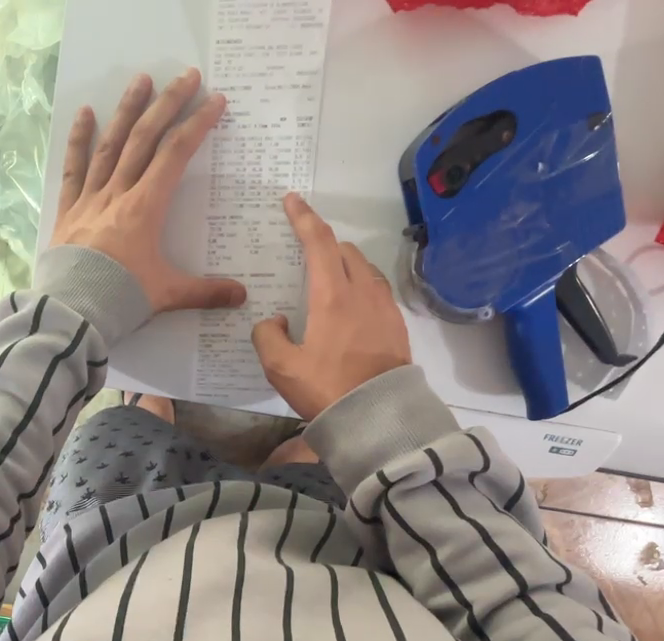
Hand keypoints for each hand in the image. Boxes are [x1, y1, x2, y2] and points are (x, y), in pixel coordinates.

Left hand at [54, 70, 246, 313]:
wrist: (72, 311)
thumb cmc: (120, 299)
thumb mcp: (167, 295)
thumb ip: (205, 292)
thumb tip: (242, 296)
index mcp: (145, 208)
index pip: (175, 155)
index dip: (197, 125)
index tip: (214, 102)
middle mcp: (118, 193)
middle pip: (144, 138)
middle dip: (168, 104)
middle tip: (187, 77)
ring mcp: (90, 199)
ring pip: (110, 145)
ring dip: (127, 110)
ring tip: (141, 80)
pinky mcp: (68, 211)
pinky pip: (73, 169)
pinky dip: (79, 141)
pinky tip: (85, 114)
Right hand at [252, 194, 412, 419]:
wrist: (377, 416)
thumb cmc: (327, 389)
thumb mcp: (282, 369)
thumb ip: (267, 339)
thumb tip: (273, 322)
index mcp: (332, 296)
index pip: (318, 243)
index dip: (303, 218)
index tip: (292, 201)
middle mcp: (362, 291)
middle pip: (343, 250)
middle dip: (323, 243)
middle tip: (305, 253)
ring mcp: (384, 306)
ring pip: (364, 267)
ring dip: (343, 264)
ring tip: (327, 280)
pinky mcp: (396, 324)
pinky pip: (377, 289)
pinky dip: (359, 285)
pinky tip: (350, 307)